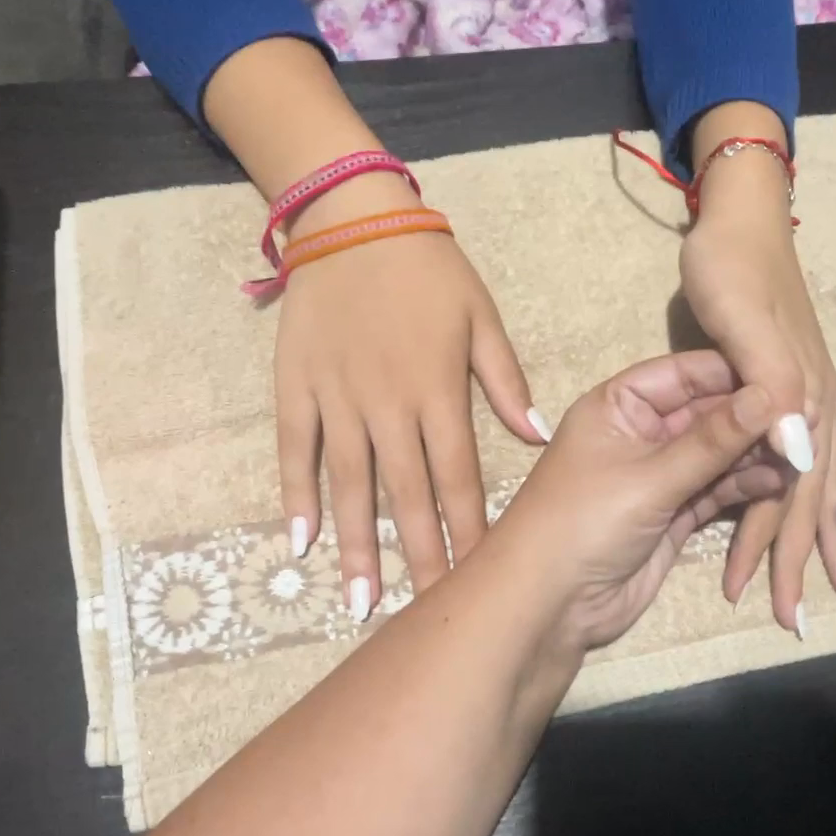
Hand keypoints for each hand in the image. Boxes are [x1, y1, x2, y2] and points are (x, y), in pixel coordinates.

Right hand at [277, 230, 545, 619]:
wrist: (353, 221)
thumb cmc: (429, 271)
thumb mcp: (482, 317)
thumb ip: (506, 380)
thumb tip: (540, 435)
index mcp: (439, 391)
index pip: (460, 477)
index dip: (470, 530)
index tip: (480, 577)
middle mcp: (388, 407)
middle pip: (407, 495)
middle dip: (420, 557)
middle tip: (425, 613)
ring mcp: (337, 400)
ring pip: (350, 484)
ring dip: (357, 545)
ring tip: (360, 600)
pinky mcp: (296, 389)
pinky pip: (295, 450)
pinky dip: (296, 495)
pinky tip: (300, 540)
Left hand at [489, 351, 788, 651]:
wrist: (550, 604)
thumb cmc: (586, 521)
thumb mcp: (650, 476)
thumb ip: (713, 439)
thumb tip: (773, 394)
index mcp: (620, 404)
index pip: (685, 373)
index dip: (735, 374)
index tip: (788, 378)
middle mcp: (642, 431)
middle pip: (707, 413)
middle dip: (753, 419)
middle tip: (805, 424)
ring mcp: (659, 474)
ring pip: (717, 453)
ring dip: (754, 454)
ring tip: (799, 456)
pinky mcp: (674, 512)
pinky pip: (717, 489)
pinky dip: (745, 487)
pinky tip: (778, 482)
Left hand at [677, 108, 835, 636]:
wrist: (740, 218)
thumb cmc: (727, 270)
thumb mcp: (737, 325)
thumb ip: (762, 388)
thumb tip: (797, 458)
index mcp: (786, 394)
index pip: (785, 479)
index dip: (782, 536)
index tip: (782, 598)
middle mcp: (800, 402)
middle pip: (801, 489)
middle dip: (802, 550)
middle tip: (802, 613)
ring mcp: (796, 398)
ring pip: (808, 477)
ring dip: (817, 529)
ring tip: (834, 579)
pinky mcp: (789, 388)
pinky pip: (811, 449)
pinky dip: (828, 484)